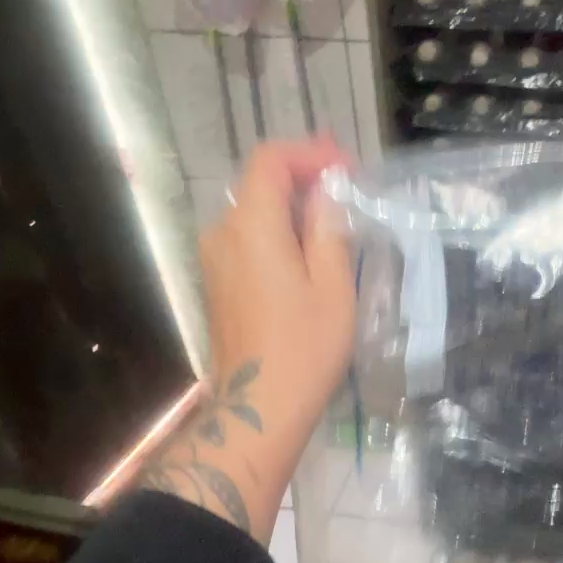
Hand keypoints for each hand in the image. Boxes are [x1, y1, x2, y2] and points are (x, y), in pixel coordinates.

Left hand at [133, 139, 355, 542]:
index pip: (271, 161)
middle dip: (303, 181)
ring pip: (254, 216)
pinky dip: (278, 238)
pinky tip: (307, 261)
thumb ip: (329, 229)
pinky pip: (248, 243)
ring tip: (334, 229)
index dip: (309, 155)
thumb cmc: (305, 347)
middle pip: (260, 186)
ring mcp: (215, 261)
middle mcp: (223, 233)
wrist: (260, 407)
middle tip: (347, 192)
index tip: (346, 169)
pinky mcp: (218, 286)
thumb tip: (326, 195)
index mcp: (252, 225)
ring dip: (292, 212)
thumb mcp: (333, 285)